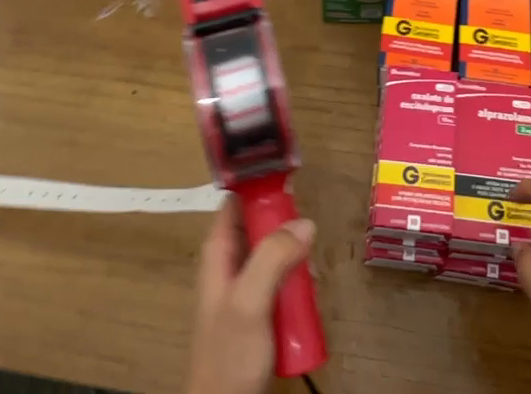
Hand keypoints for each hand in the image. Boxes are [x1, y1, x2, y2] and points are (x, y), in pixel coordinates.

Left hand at [184, 198, 315, 393]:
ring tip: (312, 267)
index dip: (258, 186)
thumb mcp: (250, 301)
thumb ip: (272, 258)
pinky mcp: (260, 307)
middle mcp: (230, 262)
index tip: (289, 178)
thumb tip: (304, 223)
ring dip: (295, 255)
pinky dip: (297, 280)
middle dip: (285, 224)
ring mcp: (245, 285)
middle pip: (260, 224)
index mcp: (218, 252)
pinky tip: (309, 291)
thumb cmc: (230, 353)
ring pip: (274, 252)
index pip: (235, 201)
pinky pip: (282, 279)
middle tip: (309, 231)